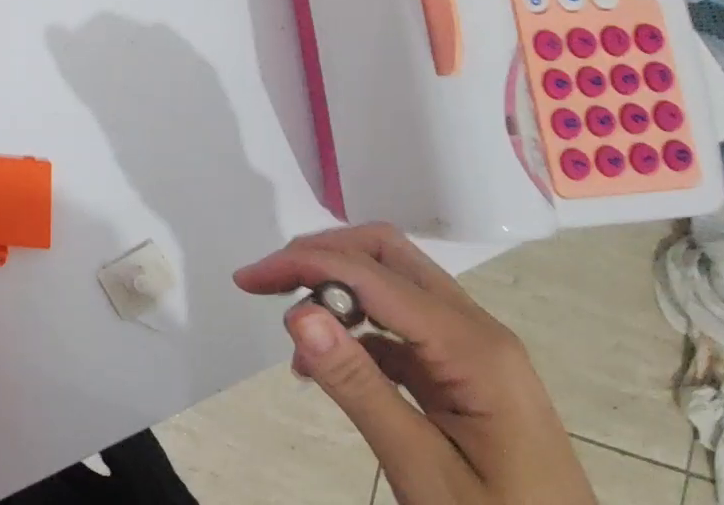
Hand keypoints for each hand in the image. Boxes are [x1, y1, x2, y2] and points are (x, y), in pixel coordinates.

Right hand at [234, 224, 595, 504]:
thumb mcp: (423, 469)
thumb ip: (360, 388)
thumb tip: (297, 314)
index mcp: (474, 347)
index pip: (372, 275)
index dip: (303, 264)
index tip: (246, 281)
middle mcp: (477, 330)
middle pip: (388, 254)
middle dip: (320, 255)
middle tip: (266, 283)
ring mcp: (475, 348)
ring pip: (394, 281)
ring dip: (336, 286)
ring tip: (294, 331)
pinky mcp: (466, 371)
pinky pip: (401, 322)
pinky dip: (354, 324)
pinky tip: (327, 362)